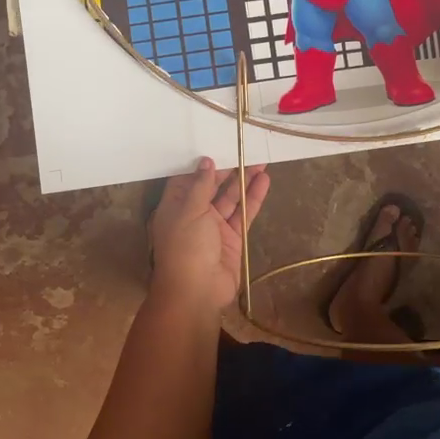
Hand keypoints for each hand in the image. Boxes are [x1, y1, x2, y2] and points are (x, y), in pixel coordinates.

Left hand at [149, 157, 269, 313]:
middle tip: (245, 150)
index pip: (187, 179)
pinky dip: (253, 197)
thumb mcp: (189, 210)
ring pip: (230, 198)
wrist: (197, 292)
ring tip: (260, 160)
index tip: (217, 146)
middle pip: (211, 186)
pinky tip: (264, 181)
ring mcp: (214, 227)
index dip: (201, 164)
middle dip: (227, 169)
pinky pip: (243, 213)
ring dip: (244, 180)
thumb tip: (205, 162)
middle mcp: (194, 214)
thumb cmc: (186, 247)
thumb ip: (200, 185)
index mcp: (175, 206)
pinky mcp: (232, 238)